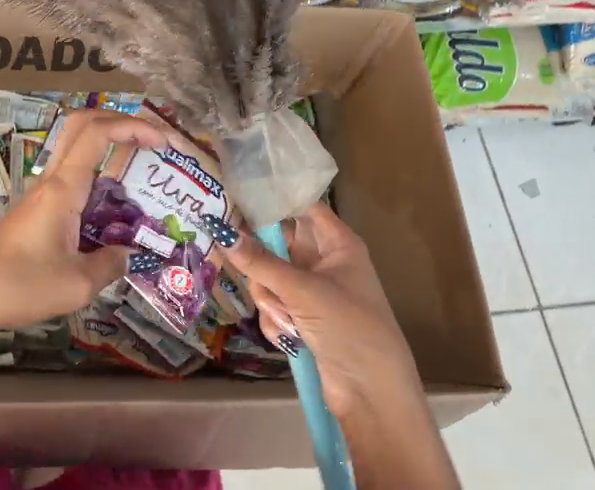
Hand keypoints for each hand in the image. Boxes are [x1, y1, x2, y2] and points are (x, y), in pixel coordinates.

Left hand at [0, 110, 168, 334]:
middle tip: (154, 141)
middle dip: (121, 122)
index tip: (163, 142)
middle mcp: (51, 181)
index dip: (133, 127)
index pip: (97, 133)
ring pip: (76, 149)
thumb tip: (128, 254)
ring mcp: (41, 194)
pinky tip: (113, 208)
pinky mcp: (35, 210)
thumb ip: (109, 266)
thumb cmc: (18, 287)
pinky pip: (71, 177)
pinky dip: (97, 177)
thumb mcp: (76, 286)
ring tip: (143, 172)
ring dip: (109, 147)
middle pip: (83, 125)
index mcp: (62, 188)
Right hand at [219, 203, 427, 422]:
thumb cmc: (349, 327)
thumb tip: (220, 230)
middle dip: (264, 265)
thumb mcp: (302, 291)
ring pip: (269, 278)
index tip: (236, 198)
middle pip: (277, 245)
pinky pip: (273, 305)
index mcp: (338, 244)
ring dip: (271, 300)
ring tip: (288, 319)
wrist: (373, 395)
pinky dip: (277, 321)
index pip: (302, 206)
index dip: (273, 200)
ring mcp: (313, 293)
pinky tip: (291, 339)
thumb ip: (259, 261)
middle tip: (252, 272)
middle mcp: (325, 263)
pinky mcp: (304, 320)